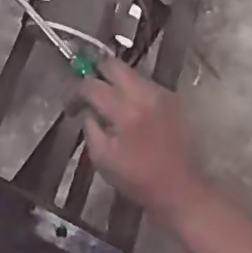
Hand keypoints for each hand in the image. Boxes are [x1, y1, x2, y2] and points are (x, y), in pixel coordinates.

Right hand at [80, 58, 208, 216]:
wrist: (179, 188)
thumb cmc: (136, 178)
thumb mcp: (101, 157)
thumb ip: (90, 127)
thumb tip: (89, 110)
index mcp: (125, 111)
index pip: (91, 85)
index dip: (75, 93)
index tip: (72, 106)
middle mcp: (144, 94)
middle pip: (112, 64)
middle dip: (95, 73)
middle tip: (89, 91)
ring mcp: (161, 94)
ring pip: (130, 71)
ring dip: (114, 81)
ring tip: (108, 100)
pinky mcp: (171, 98)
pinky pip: (144, 83)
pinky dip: (131, 89)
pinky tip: (128, 108)